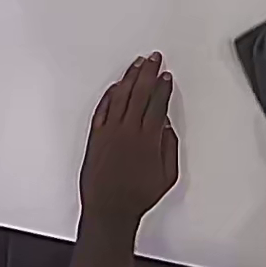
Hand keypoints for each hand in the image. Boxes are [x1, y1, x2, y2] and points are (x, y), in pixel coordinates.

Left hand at [80, 53, 179, 234]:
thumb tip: (166, 126)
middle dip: (149, 72)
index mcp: (148, 138)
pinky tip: (117, 85)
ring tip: (137, 64)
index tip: (166, 75)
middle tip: (154, 58)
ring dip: (130, 77)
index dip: (163, 87)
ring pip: (121, 95)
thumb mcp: (167, 176)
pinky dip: (110, 94)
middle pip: (140, 92)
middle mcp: (128, 130)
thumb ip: (169, 147)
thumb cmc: (137, 195)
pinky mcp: (96, 135)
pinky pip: (103, 108)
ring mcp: (110, 130)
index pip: (158, 103)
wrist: (109, 208)